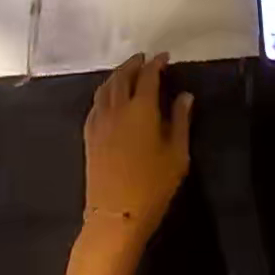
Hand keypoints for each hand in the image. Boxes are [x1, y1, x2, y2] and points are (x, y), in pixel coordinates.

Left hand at [83, 53, 193, 239]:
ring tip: (128, 72)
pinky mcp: (89, 136)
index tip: (164, 57)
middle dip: (134, 64)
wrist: (115, 217)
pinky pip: (96, 103)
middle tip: (144, 59)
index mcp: (141, 108)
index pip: (148, 75)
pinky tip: (109, 97)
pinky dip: (104, 91)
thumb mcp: (177, 154)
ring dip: (117, 74)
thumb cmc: (152, 186)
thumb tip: (185, 96)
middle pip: (123, 76)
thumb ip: (180, 121)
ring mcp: (100, 121)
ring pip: (106, 87)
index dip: (156, 63)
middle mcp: (117, 108)